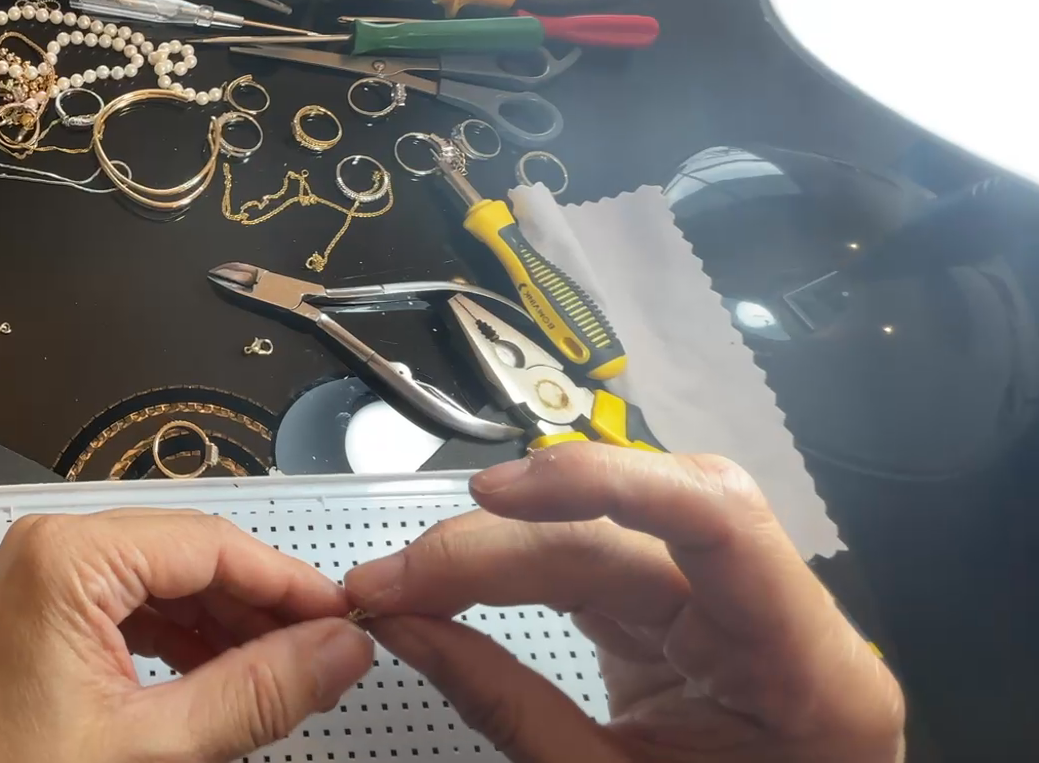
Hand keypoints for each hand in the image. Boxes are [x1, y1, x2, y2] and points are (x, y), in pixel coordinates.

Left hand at [0, 508, 373, 762]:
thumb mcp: (152, 748)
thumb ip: (256, 691)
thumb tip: (340, 648)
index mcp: (65, 555)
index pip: (205, 542)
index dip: (284, 579)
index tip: (346, 616)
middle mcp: (45, 544)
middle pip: (179, 553)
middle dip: (253, 602)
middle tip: (323, 650)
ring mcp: (32, 574)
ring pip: (152, 576)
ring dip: (217, 620)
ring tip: (280, 668)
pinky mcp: (30, 608)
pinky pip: (118, 601)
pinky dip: (171, 633)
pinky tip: (215, 671)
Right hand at [344, 443, 903, 762]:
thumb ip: (507, 708)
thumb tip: (397, 624)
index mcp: (801, 670)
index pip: (715, 517)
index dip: (597, 479)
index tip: (485, 493)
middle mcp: (762, 612)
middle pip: (604, 536)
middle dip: (482, 553)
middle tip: (386, 586)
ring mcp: (708, 603)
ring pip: (576, 537)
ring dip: (477, 555)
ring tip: (400, 582)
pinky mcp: (662, 606)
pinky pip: (570, 561)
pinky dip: (499, 569)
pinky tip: (450, 582)